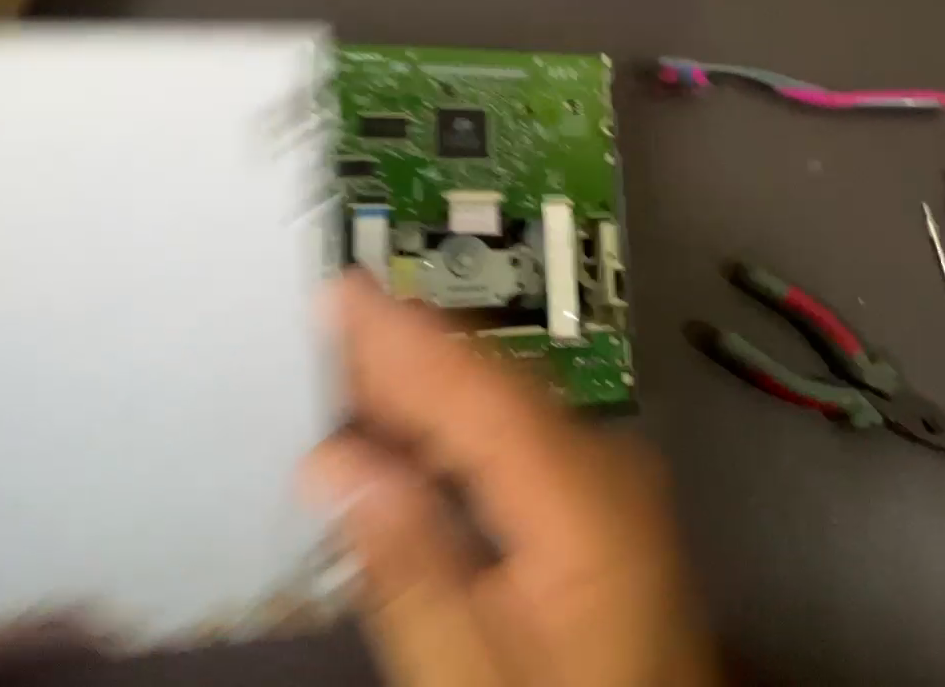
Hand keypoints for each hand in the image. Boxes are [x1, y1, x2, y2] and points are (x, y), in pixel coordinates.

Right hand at [301, 272, 719, 686]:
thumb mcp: (476, 670)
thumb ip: (408, 568)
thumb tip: (343, 473)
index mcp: (586, 503)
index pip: (479, 395)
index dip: (405, 340)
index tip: (348, 296)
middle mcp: (606, 467)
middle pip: (492, 383)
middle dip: (408, 348)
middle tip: (337, 316)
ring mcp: (608, 473)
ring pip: (503, 399)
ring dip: (426, 377)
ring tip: (355, 357)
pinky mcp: (597, 489)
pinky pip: (518, 428)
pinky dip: (458, 414)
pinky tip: (412, 419)